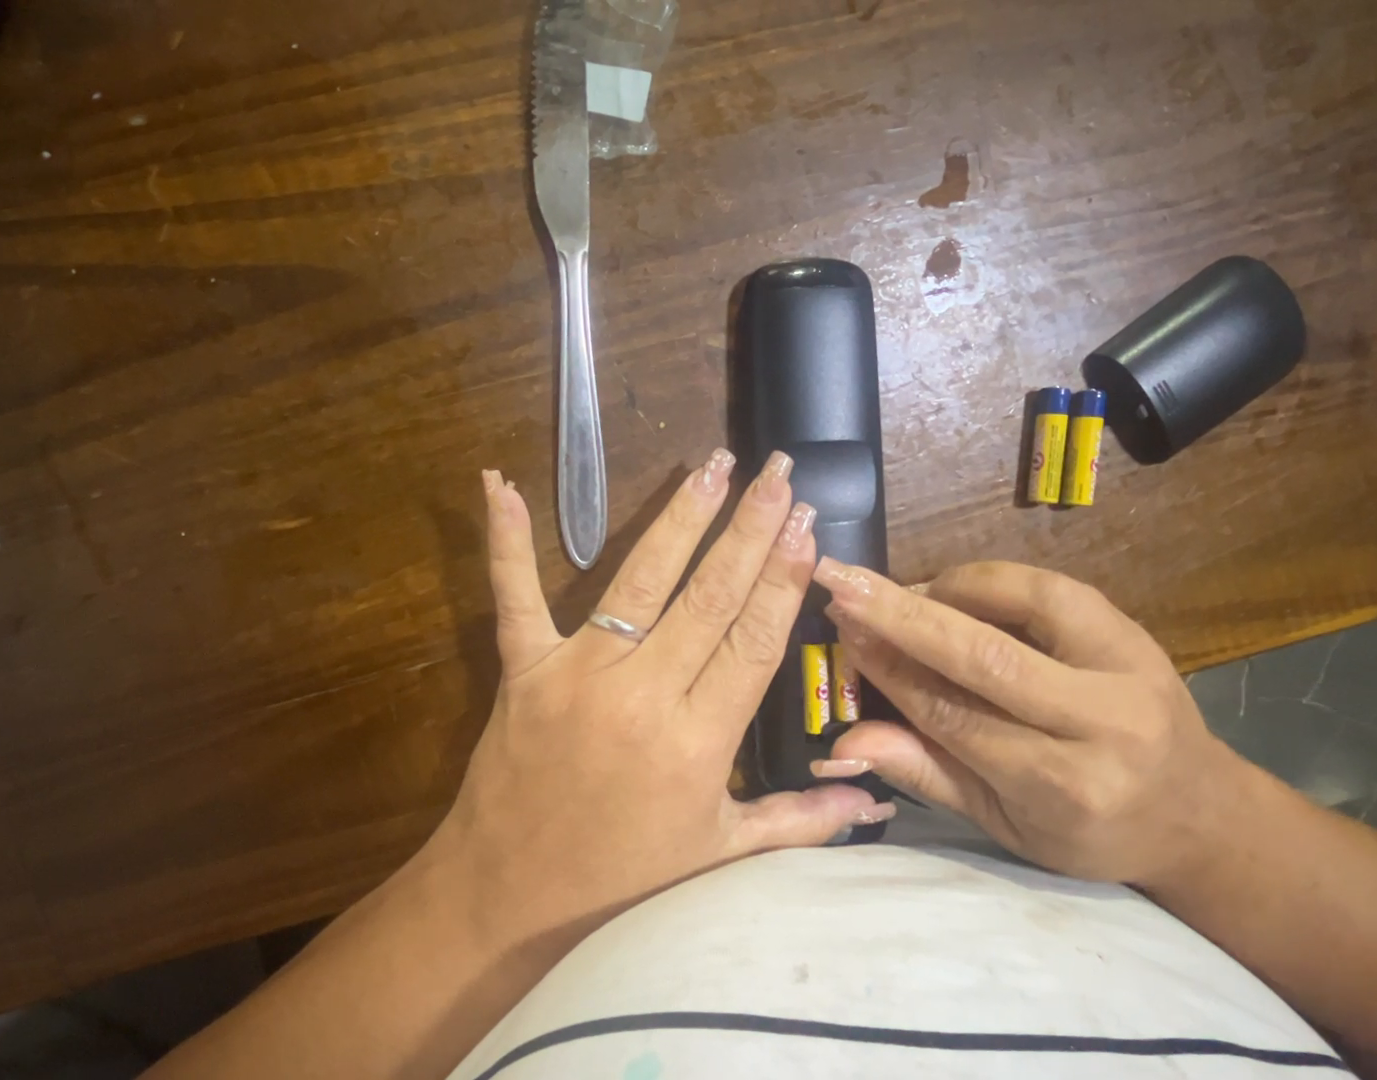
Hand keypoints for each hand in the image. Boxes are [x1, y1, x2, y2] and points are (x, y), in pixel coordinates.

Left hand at [429, 452, 892, 942]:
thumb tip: (876, 804)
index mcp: (698, 741)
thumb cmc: (620, 880)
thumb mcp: (717, 855)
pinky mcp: (522, 667)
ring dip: (680, 518)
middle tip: (777, 471)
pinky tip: (500, 483)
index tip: (807, 523)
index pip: (753, 640)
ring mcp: (577, 672)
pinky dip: (507, 540)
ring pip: (639, 579)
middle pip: (709, 596)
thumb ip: (798, 822)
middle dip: (750, 530)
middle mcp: (641, 694)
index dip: (784, 578)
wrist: (509, 895)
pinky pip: (515, 594)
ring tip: (714, 467)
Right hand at [808, 559, 1253, 886]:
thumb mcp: (1003, 824)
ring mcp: (1128, 666)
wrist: (1198, 813)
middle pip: (986, 654)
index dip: (892, 672)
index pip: (956, 716)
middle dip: (903, 614)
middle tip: (843, 582)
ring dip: (947, 588)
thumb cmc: (1087, 832)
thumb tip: (844, 743)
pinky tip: (950, 590)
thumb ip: (926, 773)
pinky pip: (1049, 587)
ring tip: (899, 594)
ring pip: (1024, 602)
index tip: (841, 634)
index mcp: (1063, 785)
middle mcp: (1103, 722)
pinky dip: (987, 580)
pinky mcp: (1133, 631)